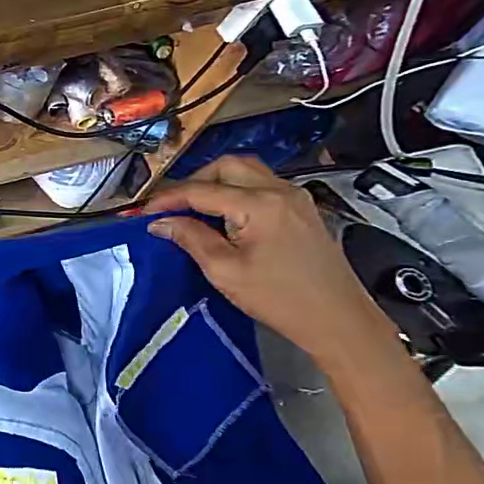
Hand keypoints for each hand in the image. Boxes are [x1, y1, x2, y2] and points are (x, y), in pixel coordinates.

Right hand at [146, 155, 397, 372]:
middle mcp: (279, 189)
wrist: (337, 318)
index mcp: (259, 203)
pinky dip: (240, 190)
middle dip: (196, 181)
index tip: (145, 210)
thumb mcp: (226, 273)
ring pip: (248, 170)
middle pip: (227, 165)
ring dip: (219, 181)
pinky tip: (230, 215)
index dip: (170, 198)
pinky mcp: (303, 208)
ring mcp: (295, 196)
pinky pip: (264, 184)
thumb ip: (192, 239)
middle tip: (174, 206)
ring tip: (198, 208)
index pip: (203, 190)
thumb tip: (162, 222)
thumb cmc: (280, 300)